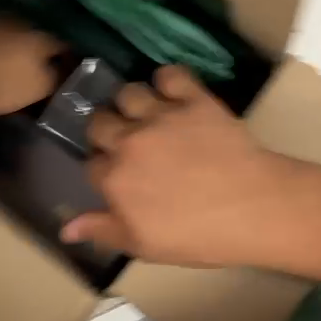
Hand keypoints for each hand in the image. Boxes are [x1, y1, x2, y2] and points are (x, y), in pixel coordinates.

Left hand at [0, 18, 61, 116]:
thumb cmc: (2, 82)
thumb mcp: (39, 87)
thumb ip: (59, 76)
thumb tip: (66, 67)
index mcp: (46, 35)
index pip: (69, 46)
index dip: (70, 60)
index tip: (68, 73)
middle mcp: (27, 20)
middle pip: (43, 35)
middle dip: (46, 50)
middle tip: (44, 67)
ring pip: (20, 32)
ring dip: (22, 44)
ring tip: (18, 61)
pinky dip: (2, 43)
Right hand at [62, 67, 300, 268]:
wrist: (254, 208)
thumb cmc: (200, 236)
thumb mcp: (145, 246)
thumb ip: (104, 230)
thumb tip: (66, 227)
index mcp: (115, 179)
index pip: (92, 164)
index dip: (104, 167)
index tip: (119, 174)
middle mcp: (130, 141)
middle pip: (100, 121)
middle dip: (108, 129)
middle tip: (129, 140)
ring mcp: (163, 116)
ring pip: (129, 93)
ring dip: (133, 102)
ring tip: (148, 113)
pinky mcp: (195, 100)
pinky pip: (170, 75)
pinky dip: (170, 80)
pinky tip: (175, 92)